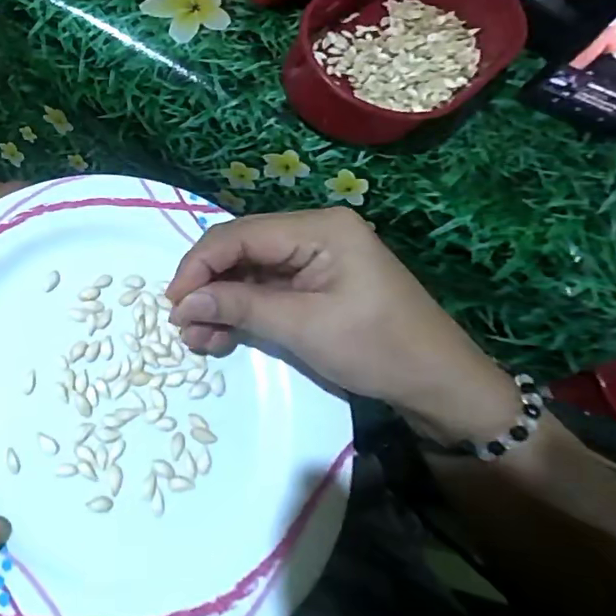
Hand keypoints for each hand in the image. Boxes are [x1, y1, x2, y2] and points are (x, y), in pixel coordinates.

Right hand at [165, 208, 514, 440]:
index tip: (173, 301)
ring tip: (198, 338)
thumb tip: (183, 303)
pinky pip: (263, 288)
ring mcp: (313, 257)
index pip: (239, 234)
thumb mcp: (304, 328)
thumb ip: (240, 307)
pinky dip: (239, 311)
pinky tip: (220, 336)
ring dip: (219, 302)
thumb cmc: (380, 350)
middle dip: (206, 286)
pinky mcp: (312, 282)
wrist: (442, 388)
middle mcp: (312, 232)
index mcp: (319, 228)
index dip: (198, 265)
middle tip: (182, 322)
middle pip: (239, 249)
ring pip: (246, 270)